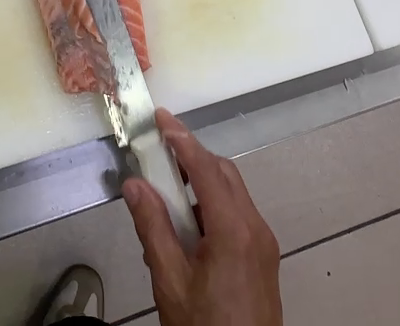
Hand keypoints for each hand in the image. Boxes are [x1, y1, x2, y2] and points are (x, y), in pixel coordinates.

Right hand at [123, 110, 281, 325]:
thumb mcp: (170, 281)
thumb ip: (152, 228)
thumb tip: (134, 185)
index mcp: (234, 229)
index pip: (206, 169)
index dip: (182, 139)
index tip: (161, 118)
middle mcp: (255, 227)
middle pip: (223, 174)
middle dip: (191, 158)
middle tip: (157, 154)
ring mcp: (264, 243)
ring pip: (232, 194)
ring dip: (201, 184)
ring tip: (165, 195)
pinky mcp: (264, 257)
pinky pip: (237, 215)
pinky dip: (212, 207)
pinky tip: (187, 227)